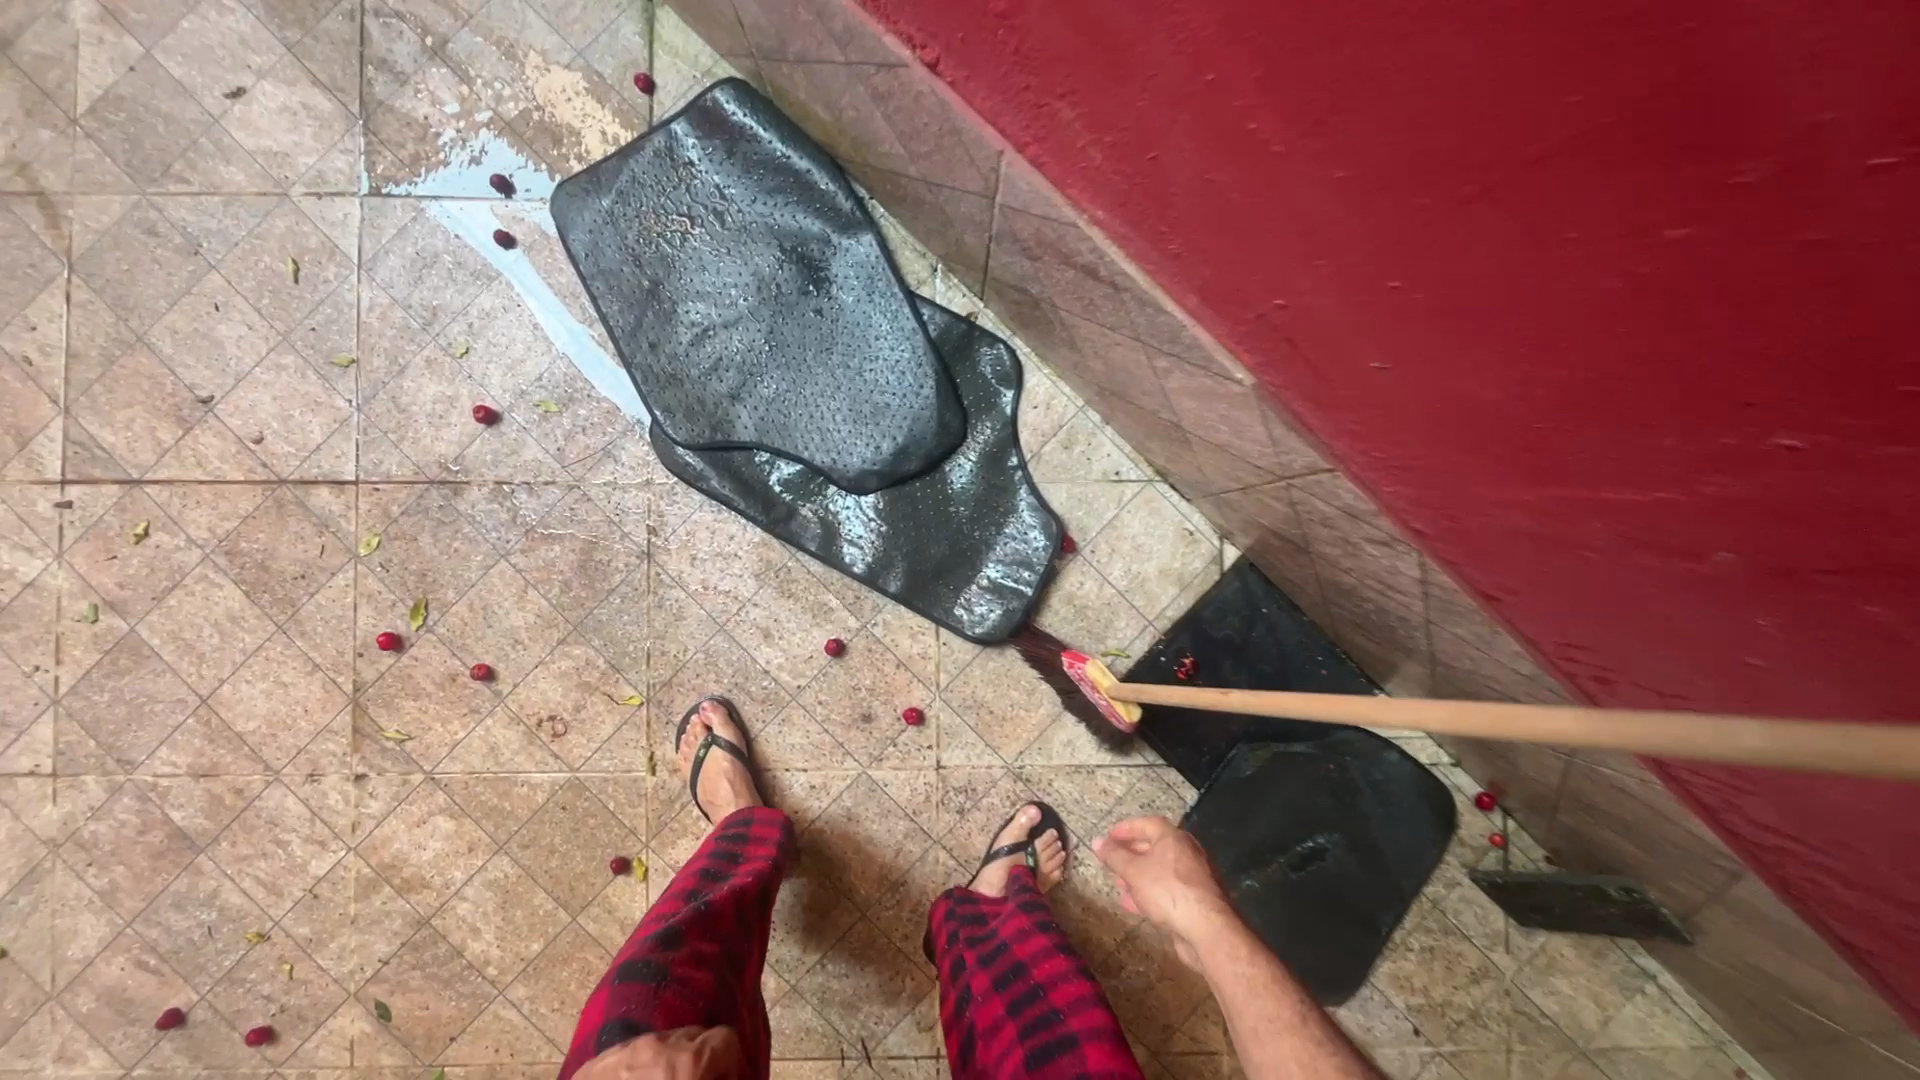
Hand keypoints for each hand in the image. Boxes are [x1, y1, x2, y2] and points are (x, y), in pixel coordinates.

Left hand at [574, 1026, 744, 1079]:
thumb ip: (703, 1078)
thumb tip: (720, 1076)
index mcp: (687, 1063)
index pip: (725, 1039)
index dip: (728, 1064)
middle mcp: (657, 1047)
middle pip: (692, 1035)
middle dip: (697, 1061)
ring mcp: (621, 1053)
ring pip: (657, 1044)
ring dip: (663, 1065)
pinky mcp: (591, 1067)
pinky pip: (622, 1056)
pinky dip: (630, 1072)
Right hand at [1092, 816, 1237, 968]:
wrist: (1207, 929)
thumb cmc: (1167, 891)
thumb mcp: (1133, 871)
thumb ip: (1114, 856)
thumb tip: (1097, 841)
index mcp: (1173, 838)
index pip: (1147, 823)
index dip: (1126, 828)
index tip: (1109, 837)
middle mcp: (1186, 852)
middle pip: (1155, 846)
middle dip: (1131, 853)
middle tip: (1112, 860)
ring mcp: (1193, 877)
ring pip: (1160, 870)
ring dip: (1139, 876)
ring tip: (1119, 884)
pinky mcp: (1195, 900)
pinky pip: (1168, 890)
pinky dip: (1150, 892)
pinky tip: (1135, 905)